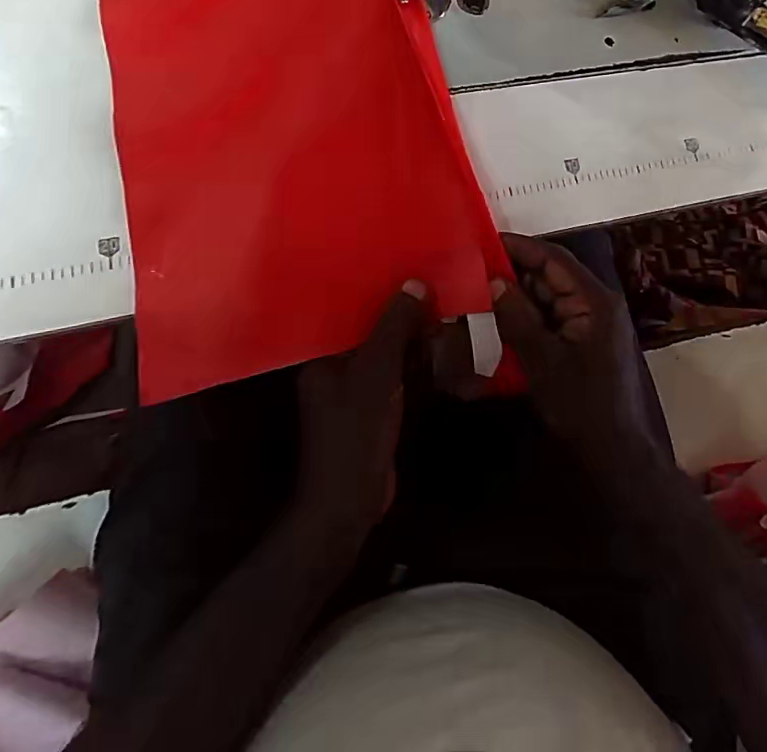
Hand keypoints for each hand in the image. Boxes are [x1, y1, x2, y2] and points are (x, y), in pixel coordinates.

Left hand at [295, 280, 429, 528]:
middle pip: (370, 331)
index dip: (376, 289)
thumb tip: (415, 283)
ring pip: (386, 354)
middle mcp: (334, 368)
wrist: (350, 500)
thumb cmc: (354, 431)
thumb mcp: (375, 372)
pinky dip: (416, 366)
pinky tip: (441, 352)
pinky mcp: (374, 409)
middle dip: (401, 315)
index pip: (347, 310)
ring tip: (444, 311)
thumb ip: (393, 329)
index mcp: (322, 354)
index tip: (405, 266)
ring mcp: (355, 391)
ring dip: (413, 340)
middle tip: (434, 287)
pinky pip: (395, 377)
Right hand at [489, 234, 651, 465]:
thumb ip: (517, 317)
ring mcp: (589, 325)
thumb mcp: (543, 360)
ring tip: (477, 289)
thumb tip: (493, 281)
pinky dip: (525, 317)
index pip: (554, 259)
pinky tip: (497, 318)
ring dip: (516, 295)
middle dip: (513, 272)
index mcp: (594, 301)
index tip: (485, 241)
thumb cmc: (582, 405)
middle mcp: (595, 305)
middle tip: (472, 267)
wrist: (614, 454)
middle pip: (550, 277)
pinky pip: (549, 320)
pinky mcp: (581, 343)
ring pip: (547, 299)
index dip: (520, 247)